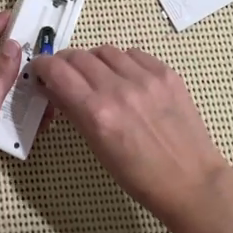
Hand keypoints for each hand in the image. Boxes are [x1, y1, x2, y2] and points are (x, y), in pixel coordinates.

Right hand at [33, 45, 230, 219]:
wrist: (192, 182)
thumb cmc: (139, 176)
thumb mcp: (97, 149)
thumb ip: (73, 112)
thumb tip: (52, 88)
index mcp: (97, 113)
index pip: (57, 71)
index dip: (43, 66)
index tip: (40, 69)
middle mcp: (119, 89)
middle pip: (78, 56)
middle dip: (65, 63)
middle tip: (65, 74)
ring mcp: (145, 78)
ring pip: (105, 50)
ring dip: (94, 60)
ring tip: (98, 76)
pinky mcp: (166, 72)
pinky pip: (133, 54)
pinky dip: (122, 62)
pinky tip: (126, 78)